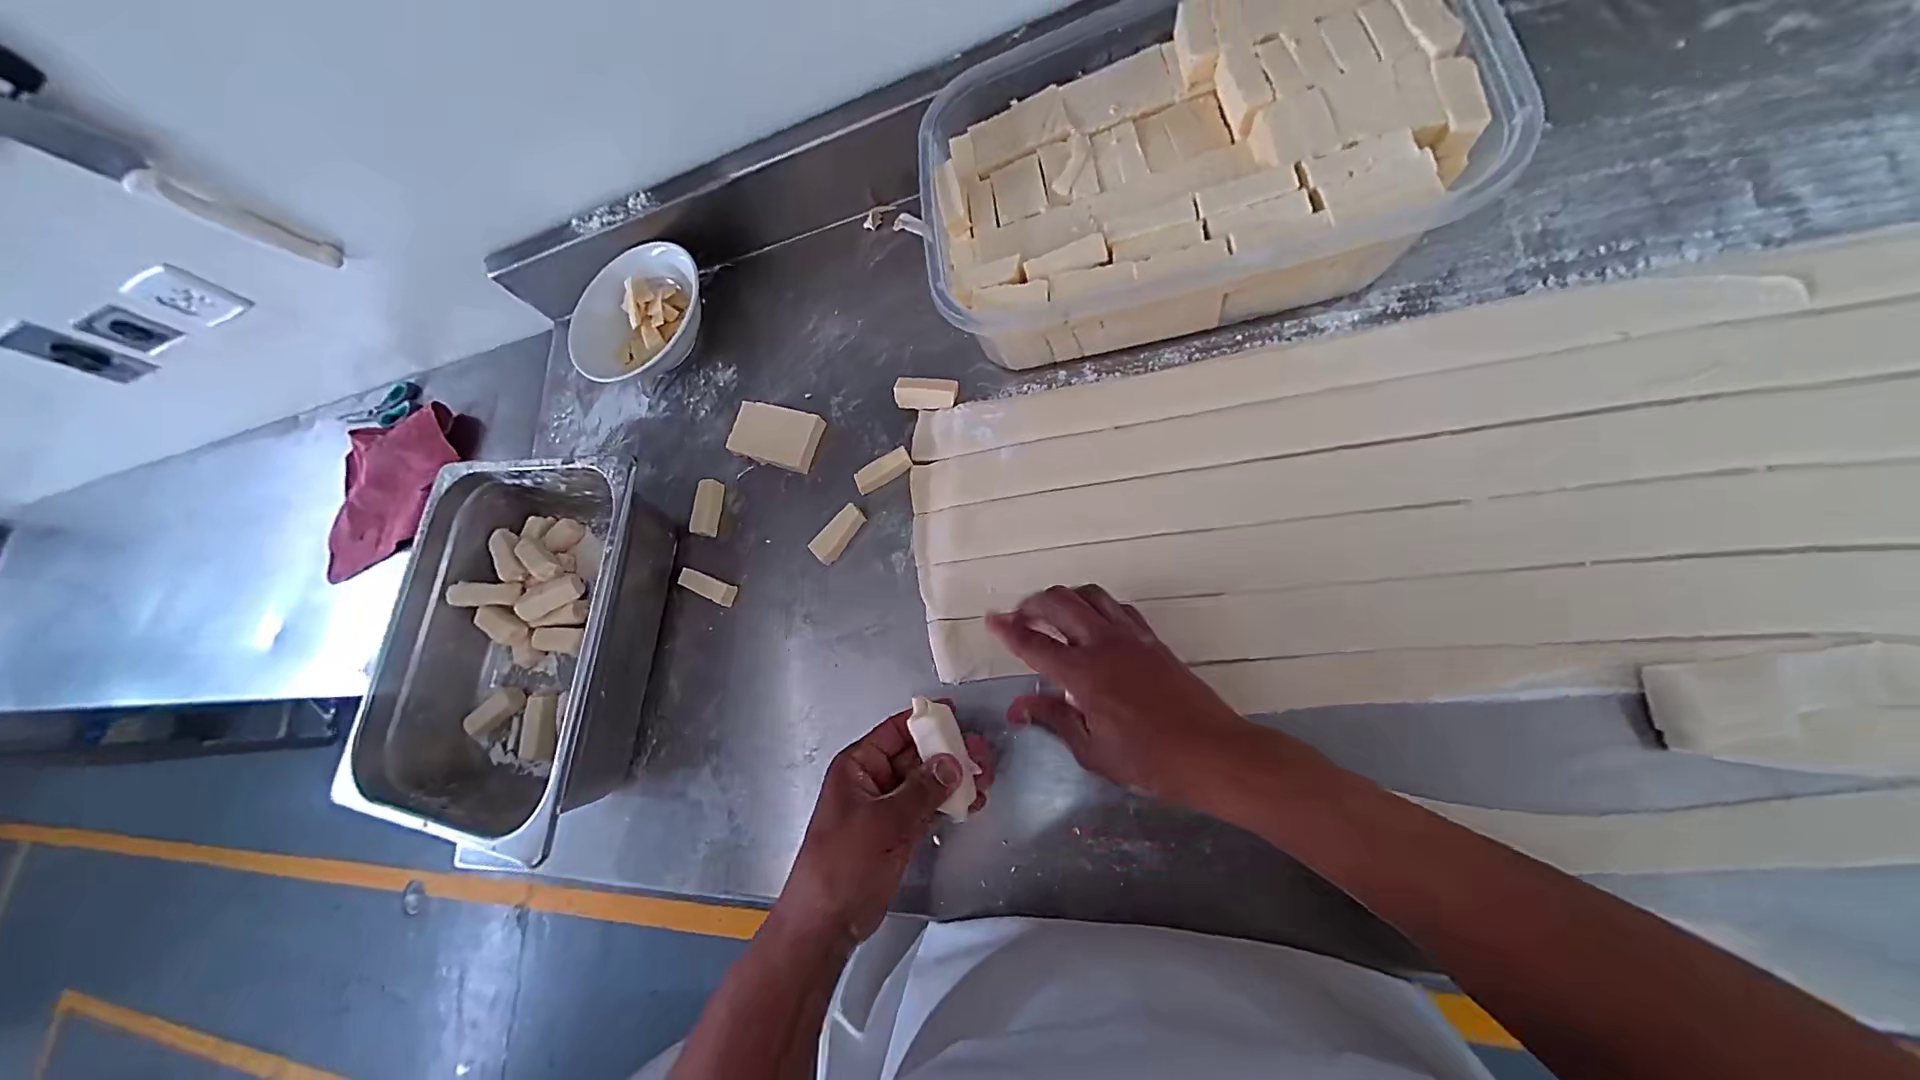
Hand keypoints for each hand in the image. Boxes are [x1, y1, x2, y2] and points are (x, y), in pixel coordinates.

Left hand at [777, 707, 993, 943]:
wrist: (827, 922)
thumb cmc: (842, 863)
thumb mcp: (882, 821)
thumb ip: (921, 790)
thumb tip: (952, 763)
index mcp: (858, 767)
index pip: (894, 732)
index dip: (923, 721)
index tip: (955, 714)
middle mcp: (874, 781)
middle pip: (916, 756)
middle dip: (948, 752)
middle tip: (981, 752)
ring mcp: (889, 808)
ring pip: (927, 783)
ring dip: (955, 779)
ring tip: (985, 776)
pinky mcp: (901, 832)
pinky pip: (930, 808)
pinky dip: (951, 803)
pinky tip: (974, 801)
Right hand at [988, 585, 1326, 806]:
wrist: (1214, 753)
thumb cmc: (1149, 761)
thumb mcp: (1092, 750)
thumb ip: (1054, 719)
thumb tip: (1018, 707)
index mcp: (1084, 674)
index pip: (1034, 643)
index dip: (1008, 629)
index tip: (991, 619)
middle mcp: (1104, 644)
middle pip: (1059, 603)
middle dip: (1032, 604)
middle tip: (1019, 618)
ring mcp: (1131, 637)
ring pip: (1090, 594)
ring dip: (1065, 597)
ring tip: (1052, 615)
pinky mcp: (1152, 639)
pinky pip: (1117, 607)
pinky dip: (1096, 605)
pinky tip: (1093, 625)